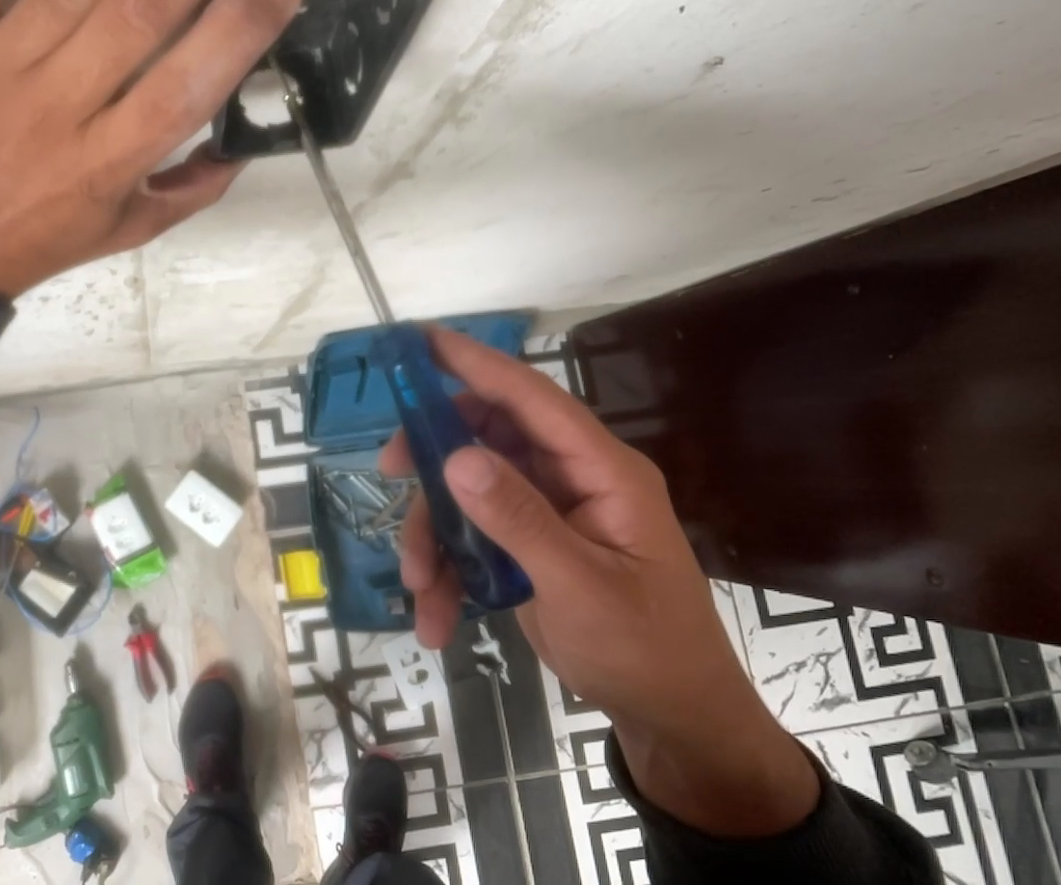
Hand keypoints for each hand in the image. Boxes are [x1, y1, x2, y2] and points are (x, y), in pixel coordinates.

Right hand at [380, 328, 819, 837]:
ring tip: (420, 589)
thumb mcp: (581, 586)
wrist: (671, 720)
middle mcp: (570, 479)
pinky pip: (470, 538)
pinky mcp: (526, 548)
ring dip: (433, 537)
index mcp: (601, 471)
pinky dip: (446, 573)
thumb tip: (455, 457)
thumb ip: (519, 519)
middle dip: (434, 460)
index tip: (422, 339)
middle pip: (486, 439)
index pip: (533, 399)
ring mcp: (546, 514)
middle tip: (389, 472)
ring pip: (467, 493)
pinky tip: (437, 619)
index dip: (477, 364)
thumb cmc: (645, 650)